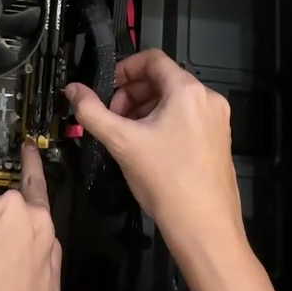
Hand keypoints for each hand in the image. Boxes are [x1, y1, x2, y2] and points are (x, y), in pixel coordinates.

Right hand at [64, 50, 240, 242]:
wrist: (206, 232)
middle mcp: (208, 100)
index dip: (125, 69)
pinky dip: (164, 122)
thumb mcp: (122, 142)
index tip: (109, 87)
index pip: (152, 59)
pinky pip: (186, 118)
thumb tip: (73, 90)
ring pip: (174, 100)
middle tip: (113, 115)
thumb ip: (92, 112)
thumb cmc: (168, 183)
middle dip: (133, 93)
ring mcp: (216, 121)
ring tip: (127, 133)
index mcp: (188, 91)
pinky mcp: (218, 141)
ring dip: (146, 108)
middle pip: (163, 79)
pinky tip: (147, 147)